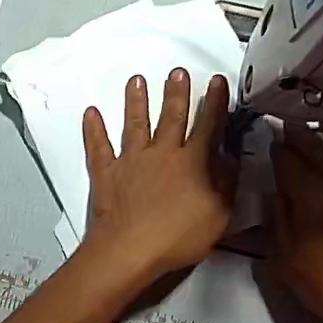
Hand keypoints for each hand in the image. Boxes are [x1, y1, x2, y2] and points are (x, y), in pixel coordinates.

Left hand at [80, 69, 233, 284]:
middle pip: (171, 117)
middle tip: (177, 72)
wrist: (129, 250)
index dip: (214, 104)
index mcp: (192, 164)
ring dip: (136, 101)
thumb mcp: (217, 216)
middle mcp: (161, 155)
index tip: (217, 83)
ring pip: (135, 124)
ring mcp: (131, 162)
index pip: (208, 127)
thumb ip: (225, 185)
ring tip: (136, 81)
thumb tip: (231, 161)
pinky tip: (91, 113)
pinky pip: (99, 147)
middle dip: (176, 93)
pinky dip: (94, 130)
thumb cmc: (176, 238)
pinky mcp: (106, 174)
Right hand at [270, 123, 322, 322]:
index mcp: (314, 199)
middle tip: (292, 124)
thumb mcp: (285, 258)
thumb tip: (279, 190)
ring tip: (320, 132)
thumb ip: (279, 218)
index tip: (274, 138)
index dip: (281, 149)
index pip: (292, 163)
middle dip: (304, 137)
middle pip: (320, 152)